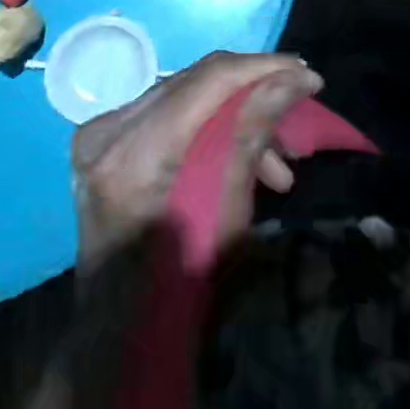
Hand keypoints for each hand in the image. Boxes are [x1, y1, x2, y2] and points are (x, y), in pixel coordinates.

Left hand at [70, 51, 321, 268]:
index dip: (262, 69)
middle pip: (193, 82)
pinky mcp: (105, 143)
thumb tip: (293, 78)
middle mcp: (106, 129)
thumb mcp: (227, 216)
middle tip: (301, 110)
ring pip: (183, 96)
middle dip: (254, 92)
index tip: (309, 75)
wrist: (121, 339)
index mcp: (132, 151)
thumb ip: (253, 135)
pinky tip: (245, 160)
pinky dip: (208, 128)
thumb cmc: (179, 290)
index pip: (206, 81)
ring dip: (235, 116)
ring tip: (281, 160)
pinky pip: (167, 115)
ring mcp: (100, 135)